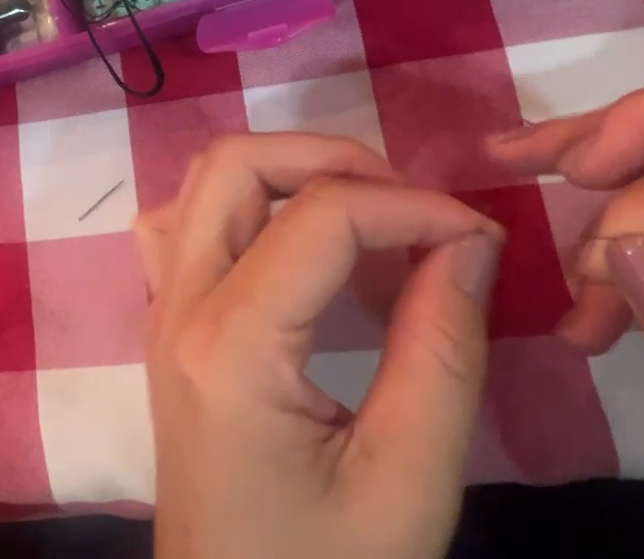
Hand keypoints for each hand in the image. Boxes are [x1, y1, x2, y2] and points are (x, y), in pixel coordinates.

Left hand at [136, 133, 504, 558]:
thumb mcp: (407, 482)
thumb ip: (441, 352)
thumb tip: (468, 241)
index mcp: (230, 344)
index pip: (320, 216)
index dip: (413, 206)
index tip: (482, 235)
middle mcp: (178, 304)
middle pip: (235, 164)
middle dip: (333, 160)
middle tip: (411, 208)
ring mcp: (161, 307)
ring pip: (206, 182)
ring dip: (288, 174)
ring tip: (368, 221)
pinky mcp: (167, 320)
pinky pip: (186, 223)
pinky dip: (247, 206)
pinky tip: (296, 247)